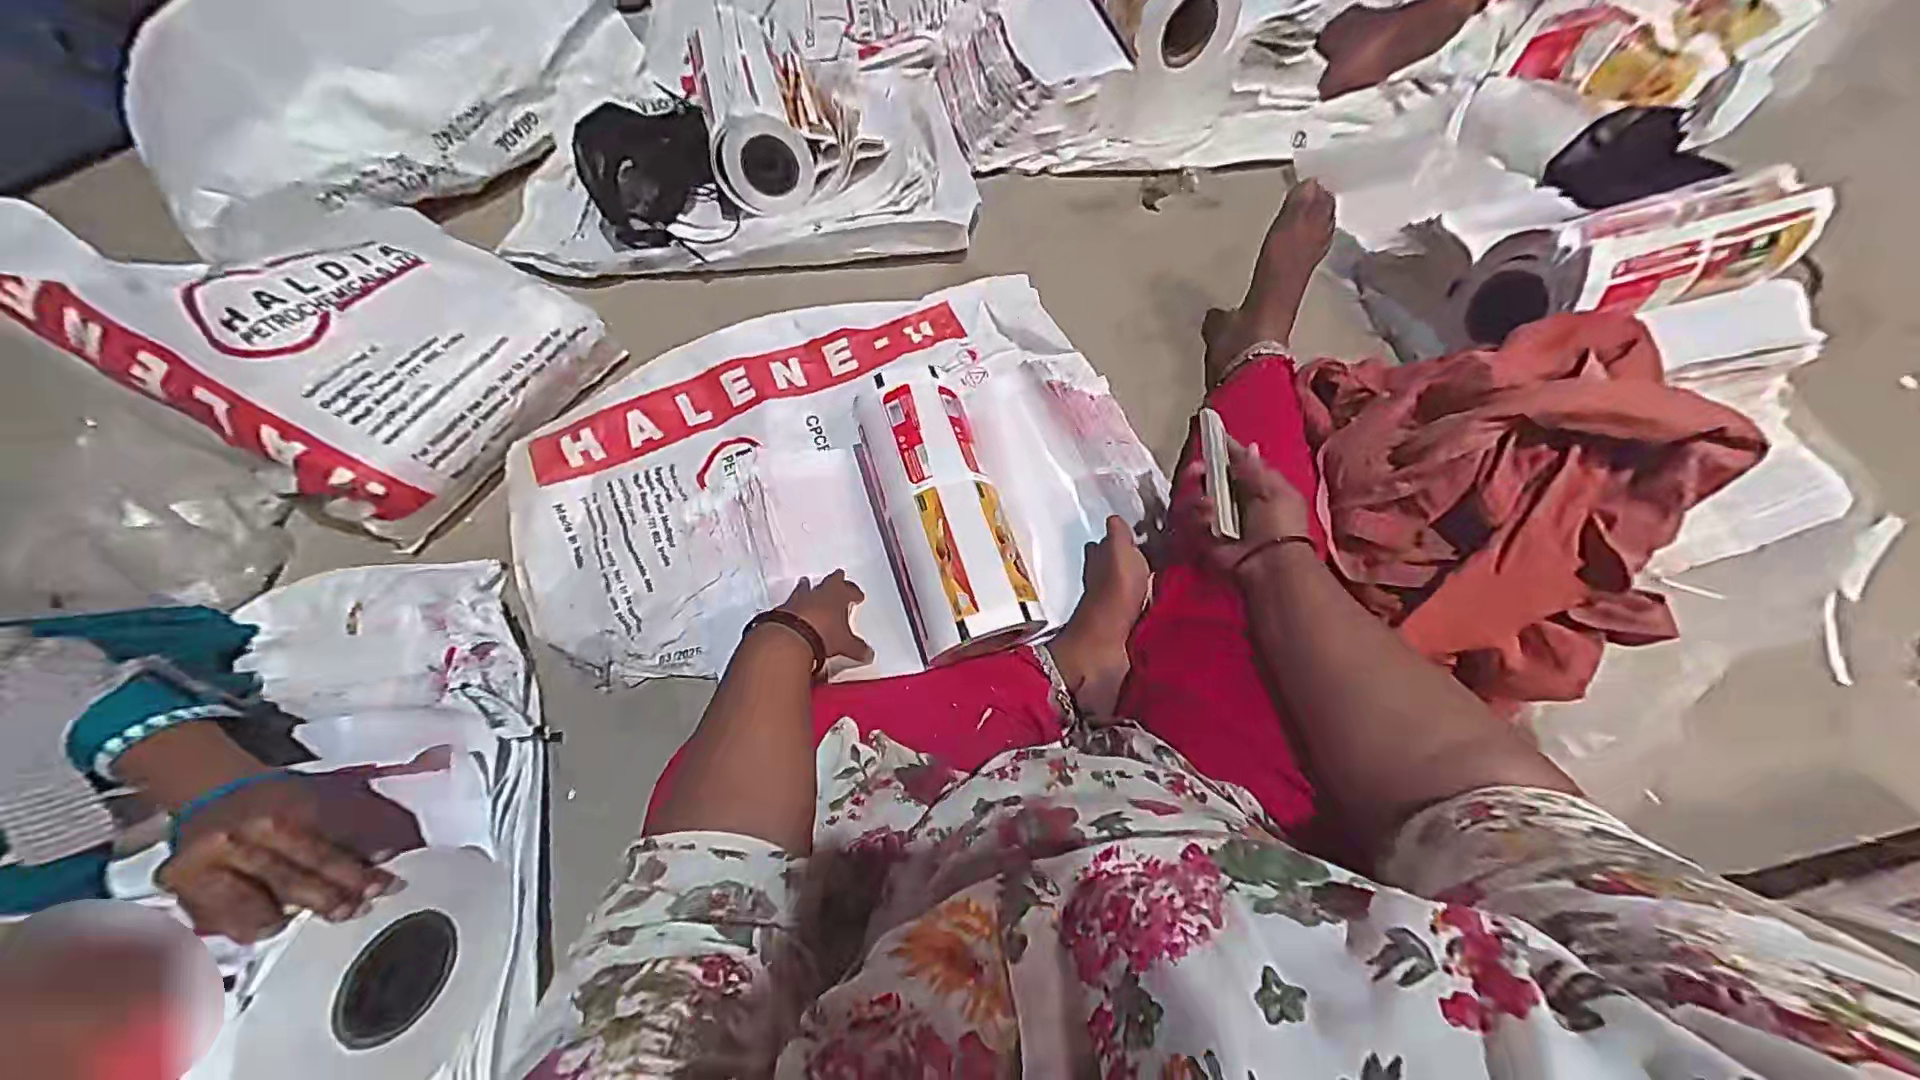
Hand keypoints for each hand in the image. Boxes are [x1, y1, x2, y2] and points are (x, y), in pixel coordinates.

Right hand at [157, 775, 401, 943]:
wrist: (217, 791)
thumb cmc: (288, 793)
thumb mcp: (340, 780)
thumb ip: (392, 777)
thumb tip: (441, 759)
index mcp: (296, 801)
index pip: (341, 834)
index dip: (369, 854)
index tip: (391, 870)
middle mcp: (255, 829)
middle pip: (309, 868)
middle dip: (346, 887)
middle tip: (373, 896)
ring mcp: (215, 858)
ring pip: (269, 897)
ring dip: (307, 908)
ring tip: (340, 911)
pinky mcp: (183, 883)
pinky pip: (224, 914)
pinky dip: (253, 923)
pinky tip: (279, 923)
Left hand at [777, 569, 873, 663]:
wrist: (792, 638)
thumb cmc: (821, 633)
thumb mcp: (846, 644)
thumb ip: (857, 648)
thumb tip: (866, 654)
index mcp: (837, 595)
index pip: (849, 589)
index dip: (854, 592)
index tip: (857, 595)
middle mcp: (818, 593)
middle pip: (828, 581)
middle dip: (834, 580)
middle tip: (836, 578)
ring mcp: (798, 599)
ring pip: (805, 588)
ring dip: (808, 588)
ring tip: (807, 585)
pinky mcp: (782, 609)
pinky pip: (789, 603)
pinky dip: (792, 606)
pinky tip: (792, 611)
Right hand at [1179, 438, 1313, 577]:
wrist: (1268, 562)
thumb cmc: (1278, 523)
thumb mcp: (1276, 491)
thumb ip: (1257, 470)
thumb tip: (1248, 446)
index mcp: (1254, 486)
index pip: (1234, 463)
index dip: (1223, 449)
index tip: (1211, 433)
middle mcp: (1232, 500)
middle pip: (1207, 478)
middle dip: (1200, 471)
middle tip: (1196, 470)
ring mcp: (1215, 518)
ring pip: (1194, 496)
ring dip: (1197, 497)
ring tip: (1207, 505)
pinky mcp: (1202, 535)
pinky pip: (1189, 519)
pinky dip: (1196, 517)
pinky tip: (1207, 519)